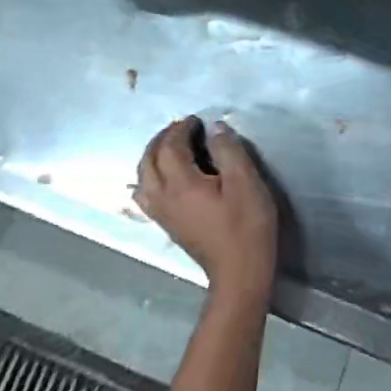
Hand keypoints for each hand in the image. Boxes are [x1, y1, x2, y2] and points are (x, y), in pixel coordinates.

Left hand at [134, 116, 277, 299]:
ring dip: (153, 157)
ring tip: (172, 147)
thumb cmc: (247, 225)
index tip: (197, 119)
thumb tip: (215, 128)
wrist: (239, 271)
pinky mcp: (168, 225)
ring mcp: (162, 214)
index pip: (170, 147)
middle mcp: (163, 197)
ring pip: (143, 178)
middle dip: (162, 139)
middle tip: (182, 127)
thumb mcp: (246, 182)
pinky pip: (147, 193)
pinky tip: (167, 176)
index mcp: (181, 184)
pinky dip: (152, 176)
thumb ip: (229, 151)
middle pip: (149, 161)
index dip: (181, 129)